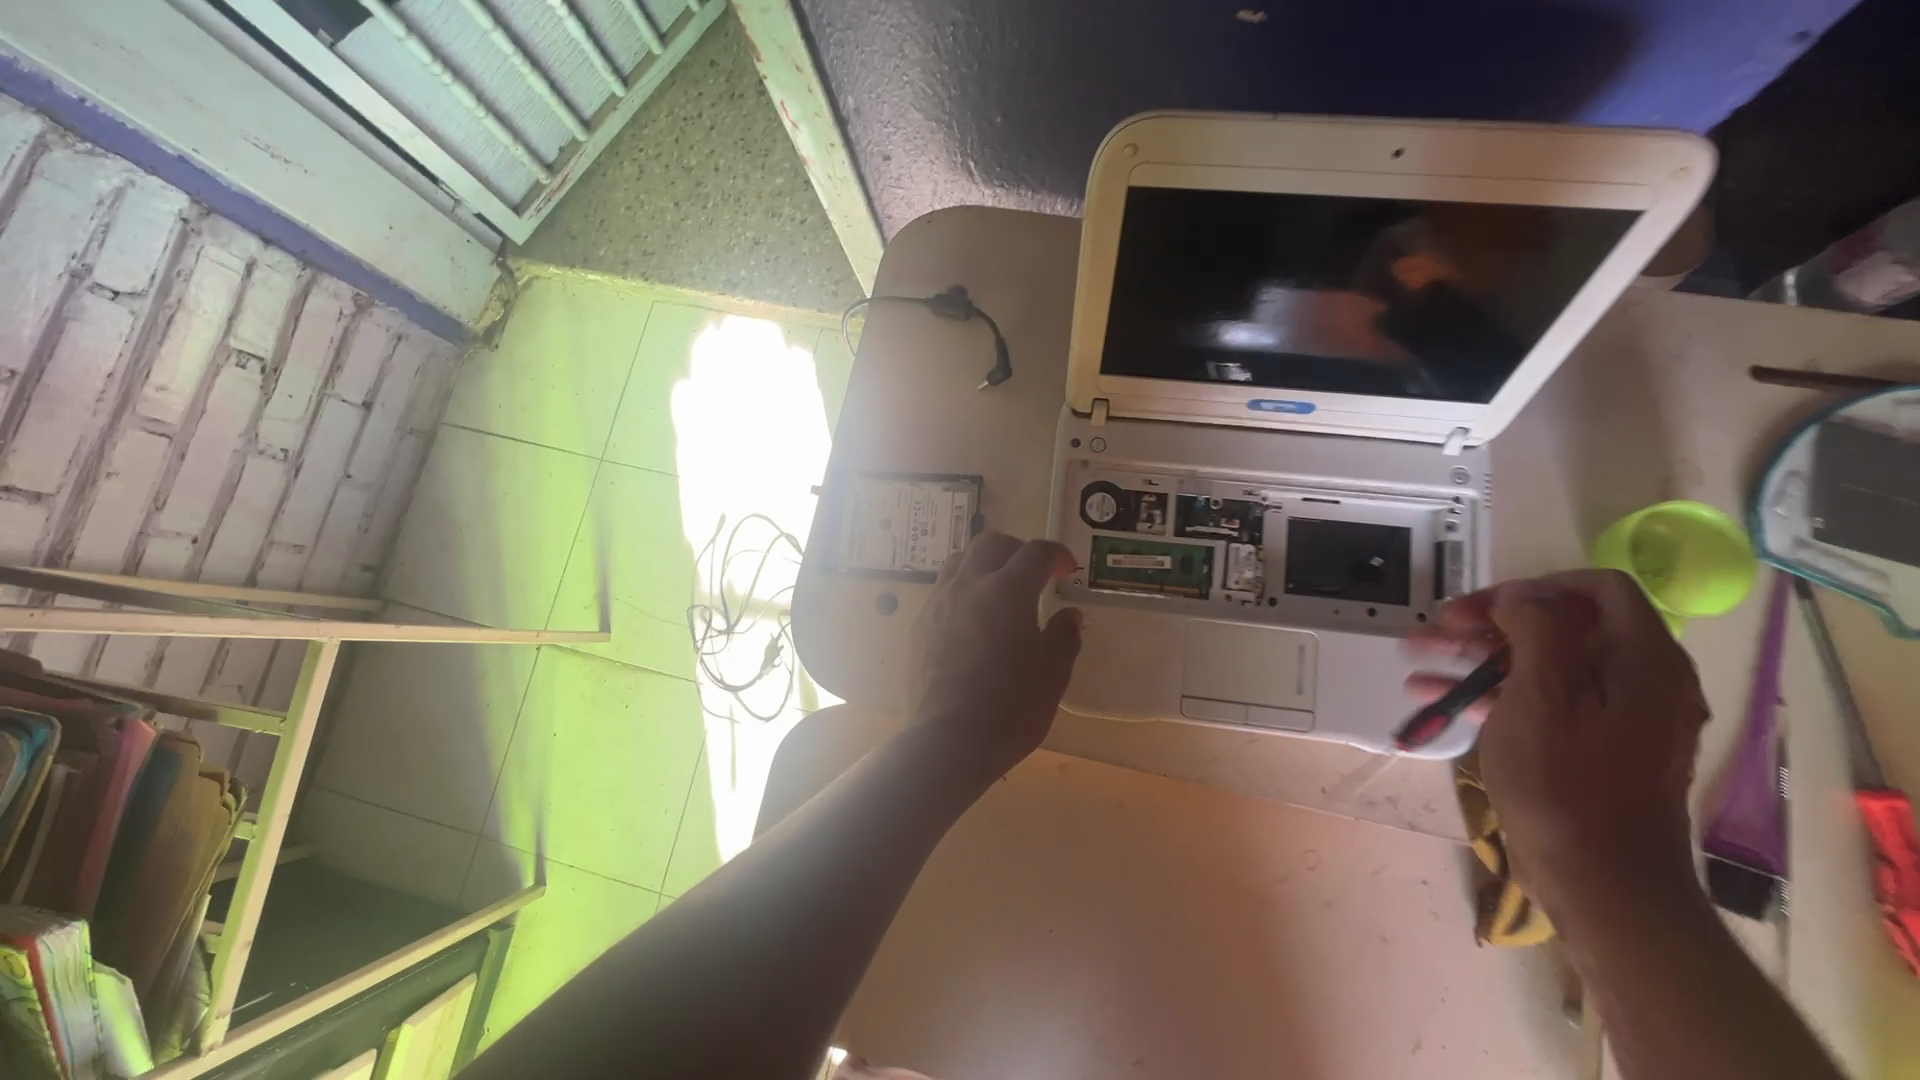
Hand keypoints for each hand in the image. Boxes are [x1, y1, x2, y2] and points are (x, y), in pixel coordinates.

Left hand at [913, 532, 1082, 777]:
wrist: (950, 738)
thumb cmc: (1011, 706)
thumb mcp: (1053, 673)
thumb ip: (1064, 637)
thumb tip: (1069, 617)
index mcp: (1008, 590)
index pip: (1036, 553)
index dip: (1056, 555)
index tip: (1067, 570)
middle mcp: (970, 585)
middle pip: (991, 543)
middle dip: (1016, 550)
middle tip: (1033, 574)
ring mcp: (939, 603)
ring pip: (960, 561)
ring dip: (984, 565)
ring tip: (998, 590)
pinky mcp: (919, 626)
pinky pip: (942, 592)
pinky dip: (962, 592)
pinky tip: (972, 621)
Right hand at [1404, 570, 1709, 920]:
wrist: (1600, 880)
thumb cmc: (1567, 780)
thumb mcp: (1545, 693)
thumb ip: (1538, 628)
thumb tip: (1524, 594)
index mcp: (1643, 659)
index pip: (1597, 589)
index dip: (1535, 586)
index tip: (1481, 607)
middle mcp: (1638, 680)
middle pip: (1561, 627)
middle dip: (1489, 623)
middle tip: (1435, 628)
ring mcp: (1615, 717)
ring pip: (1541, 665)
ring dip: (1477, 657)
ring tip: (1417, 658)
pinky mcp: (1590, 749)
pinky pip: (1539, 703)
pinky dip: (1491, 694)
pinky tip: (1436, 698)